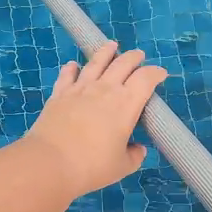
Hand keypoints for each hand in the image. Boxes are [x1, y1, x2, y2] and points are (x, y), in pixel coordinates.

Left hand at [24, 42, 167, 196]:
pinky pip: (67, 75)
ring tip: (111, 45)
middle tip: (139, 55)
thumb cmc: (92, 165)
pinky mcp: (59, 93)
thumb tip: (138, 149)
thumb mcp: (122, 166)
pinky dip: (71, 68)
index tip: (160, 73)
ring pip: (95, 63)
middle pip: (122, 64)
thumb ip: (134, 155)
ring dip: (105, 52)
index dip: (155, 73)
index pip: (145, 80)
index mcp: (126, 104)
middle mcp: (104, 89)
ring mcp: (79, 88)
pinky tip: (73, 65)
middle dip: (133, 58)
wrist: (51, 160)